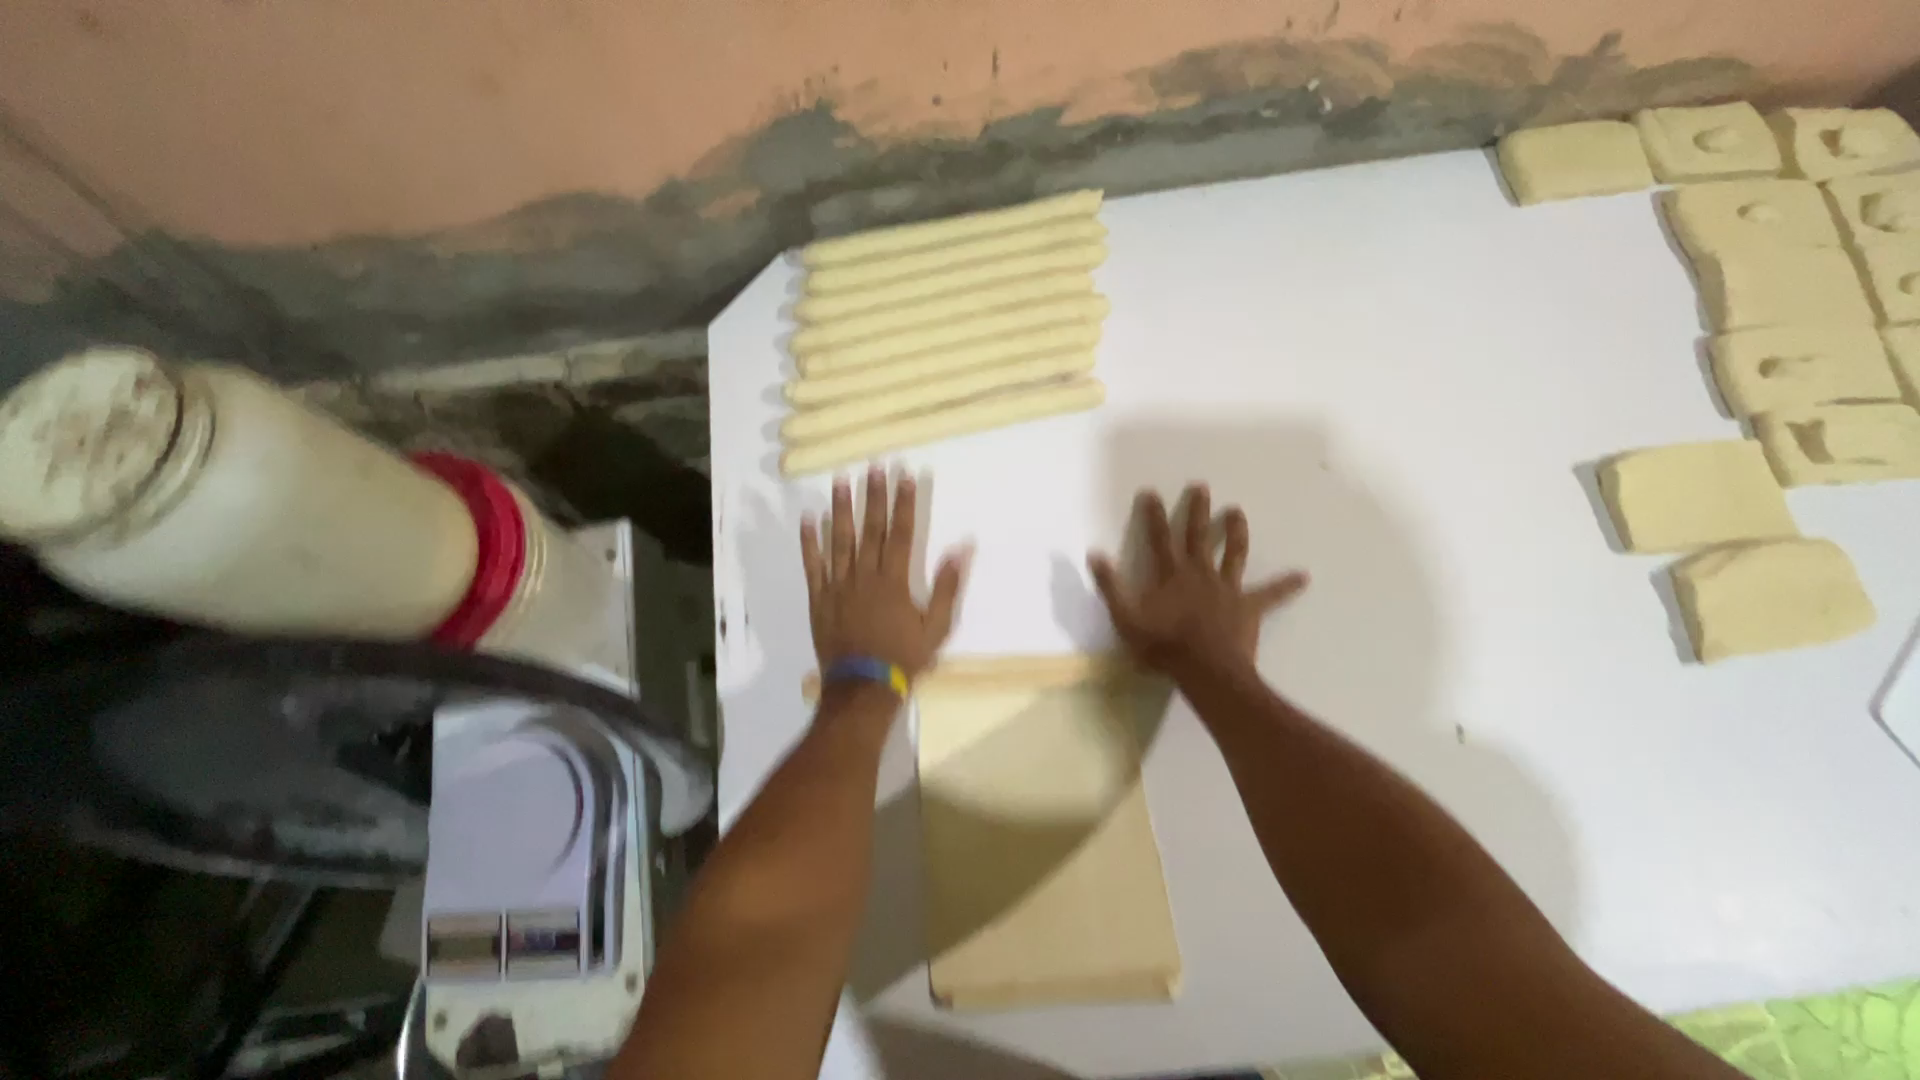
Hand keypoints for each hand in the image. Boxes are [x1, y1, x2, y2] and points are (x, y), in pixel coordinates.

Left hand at [800, 467, 968, 678]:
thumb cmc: (904, 658)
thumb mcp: (937, 627)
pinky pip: (813, 564)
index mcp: (894, 580)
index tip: (906, 476)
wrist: (863, 686)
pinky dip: (810, 542)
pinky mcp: (819, 597)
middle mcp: (865, 575)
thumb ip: (948, 586)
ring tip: (840, 480)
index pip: (901, 532)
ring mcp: (839, 585)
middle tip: (873, 466)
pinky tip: (809, 519)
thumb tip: (961, 549)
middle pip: (870, 528)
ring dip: (840, 509)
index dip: (904, 503)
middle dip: (873, 495)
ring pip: (839, 540)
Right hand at [1088, 484, 1307, 674]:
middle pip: (1197, 535)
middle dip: (1198, 509)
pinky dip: (1286, 586)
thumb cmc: (1162, 646)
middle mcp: (1200, 573)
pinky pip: (1269, 595)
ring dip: (1235, 531)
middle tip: (1202, 485)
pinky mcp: (1247, 607)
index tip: (1150, 491)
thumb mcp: (1126, 617)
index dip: (1153, 514)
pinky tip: (1304, 577)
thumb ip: (1110, 585)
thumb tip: (1095, 553)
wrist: (1205, 669)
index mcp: (1171, 574)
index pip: (1159, 538)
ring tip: (1238, 511)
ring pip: (1233, 553)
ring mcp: (1226, 588)